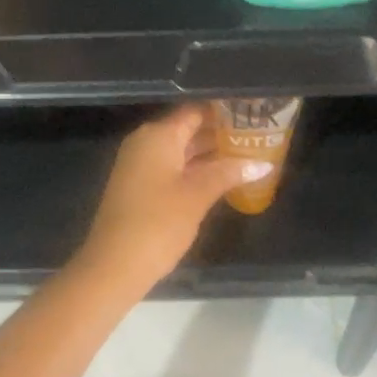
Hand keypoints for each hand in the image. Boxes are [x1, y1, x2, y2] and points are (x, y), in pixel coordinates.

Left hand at [74, 105, 271, 291]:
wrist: (113, 266)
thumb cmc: (158, 223)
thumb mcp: (197, 196)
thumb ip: (228, 173)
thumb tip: (263, 164)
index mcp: (159, 135)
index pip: (195, 110)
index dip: (223, 110)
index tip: (251, 112)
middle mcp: (146, 141)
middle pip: (188, 128)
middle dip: (220, 133)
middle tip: (256, 135)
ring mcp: (140, 163)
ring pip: (181, 149)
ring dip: (209, 153)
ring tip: (246, 154)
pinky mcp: (139, 185)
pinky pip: (172, 166)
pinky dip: (195, 168)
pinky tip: (221, 177)